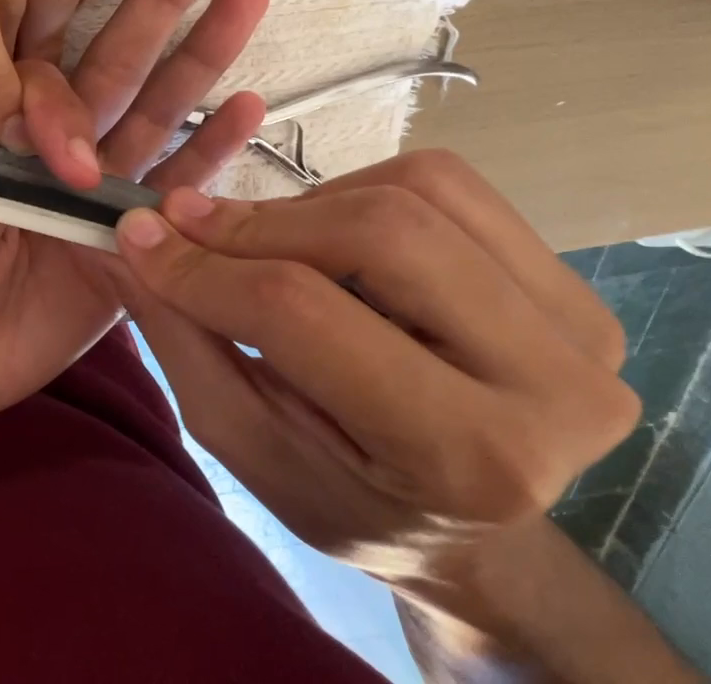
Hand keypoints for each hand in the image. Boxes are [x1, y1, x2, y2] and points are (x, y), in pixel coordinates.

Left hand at [0, 0, 267, 428]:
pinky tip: (247, 107)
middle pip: (118, 75)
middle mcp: (61, 161)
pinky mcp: (134, 258)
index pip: (52, 80)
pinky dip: (210, 159)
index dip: (77, 47)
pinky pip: (177, 203)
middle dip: (160, 6)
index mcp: (8, 144)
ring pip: (156, 123)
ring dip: (201, 64)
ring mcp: (102, 204)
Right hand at [107, 152, 640, 584]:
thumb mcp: (239, 434)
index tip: (137, 235)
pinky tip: (331, 239)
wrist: (461, 524)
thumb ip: (179, 333)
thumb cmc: (336, 492)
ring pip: (420, 189)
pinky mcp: (576, 284)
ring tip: (266, 245)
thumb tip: (127, 236)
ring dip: (312, 203)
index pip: (305, 313)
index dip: (204, 265)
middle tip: (186, 224)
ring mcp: (583, 327)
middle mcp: (553, 386)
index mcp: (462, 455)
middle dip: (258, 221)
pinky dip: (362, 191)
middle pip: (380, 231)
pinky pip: (450, 186)